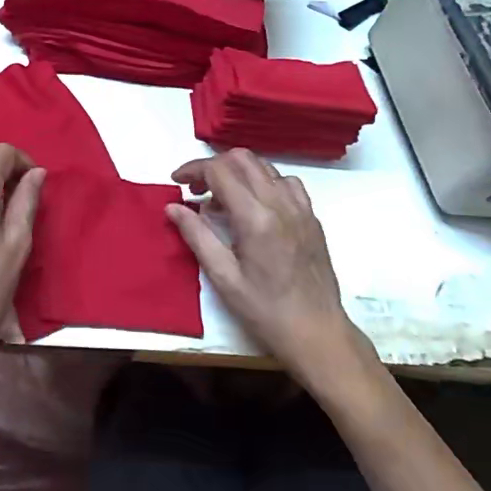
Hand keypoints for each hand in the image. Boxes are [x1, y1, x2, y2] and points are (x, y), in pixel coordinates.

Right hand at [164, 150, 364, 376]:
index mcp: (256, 217)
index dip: (193, 169)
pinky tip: (256, 206)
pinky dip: (264, 182)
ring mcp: (300, 207)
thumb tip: (173, 206)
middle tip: (196, 190)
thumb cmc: (265, 311)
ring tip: (222, 201)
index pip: (219, 171)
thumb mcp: (224, 278)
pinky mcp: (311, 216)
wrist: (316, 331)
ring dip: (238, 172)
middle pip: (243, 159)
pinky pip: (285, 182)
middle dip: (213, 166)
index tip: (177, 182)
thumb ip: (197, 236)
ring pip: (264, 166)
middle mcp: (280, 203)